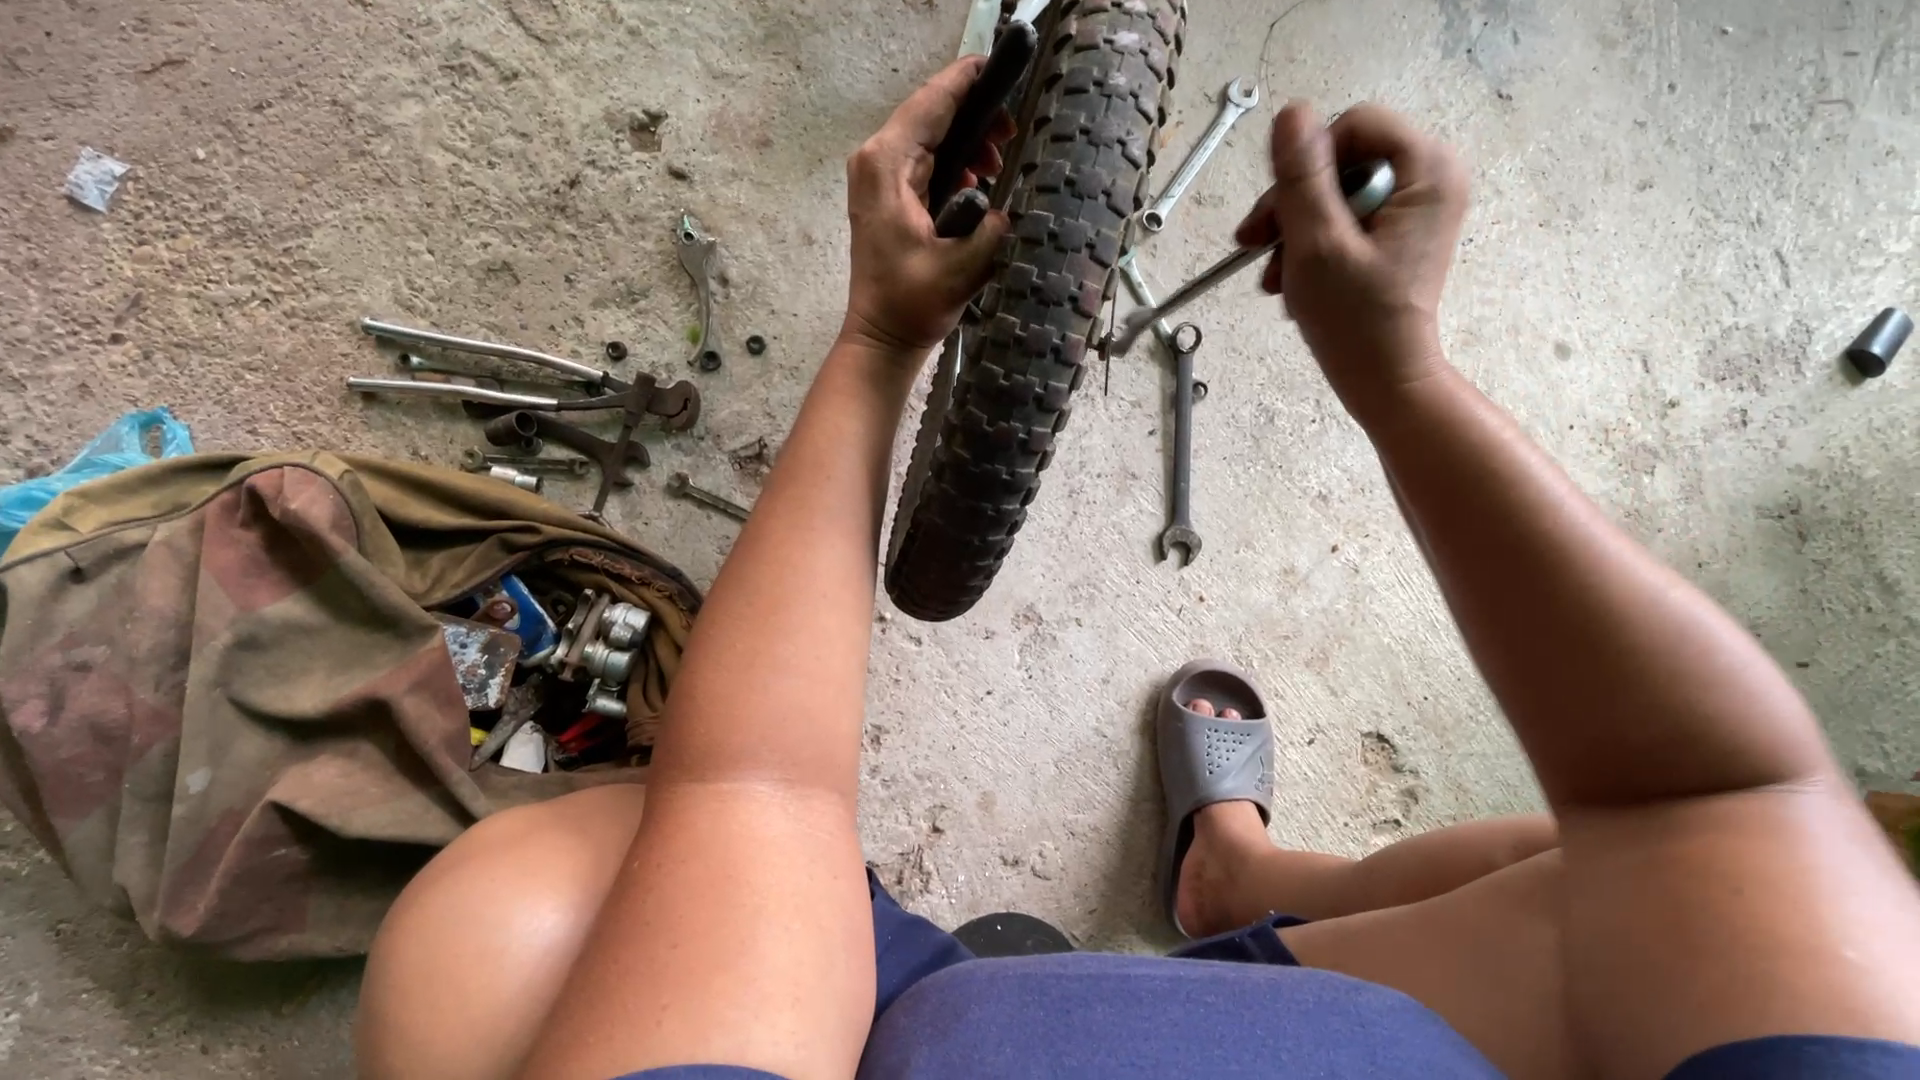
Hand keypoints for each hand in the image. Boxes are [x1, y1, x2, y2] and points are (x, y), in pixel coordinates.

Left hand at [840, 56, 1012, 356]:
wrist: (882, 337)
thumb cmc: (911, 304)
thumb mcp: (962, 267)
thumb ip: (992, 226)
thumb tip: (1005, 205)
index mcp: (887, 165)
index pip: (934, 101)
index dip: (972, 80)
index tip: (1008, 67)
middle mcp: (876, 160)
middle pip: (932, 112)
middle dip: (976, 114)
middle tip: (1012, 134)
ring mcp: (877, 176)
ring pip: (930, 133)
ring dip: (968, 139)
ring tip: (999, 160)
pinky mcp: (886, 194)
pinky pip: (925, 158)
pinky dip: (954, 160)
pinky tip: (980, 179)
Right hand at [1235, 102, 1469, 423]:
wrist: (1383, 379)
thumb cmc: (1354, 320)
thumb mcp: (1316, 244)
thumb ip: (1302, 177)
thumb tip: (1290, 113)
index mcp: (1427, 170)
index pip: (1354, 125)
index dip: (1305, 162)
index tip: (1274, 215)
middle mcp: (1430, 177)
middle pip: (1341, 159)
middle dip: (1293, 205)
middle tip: (1255, 247)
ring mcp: (1415, 206)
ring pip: (1334, 191)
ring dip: (1293, 230)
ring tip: (1274, 276)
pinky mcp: (1398, 232)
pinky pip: (1344, 217)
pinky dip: (1311, 244)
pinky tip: (1291, 278)